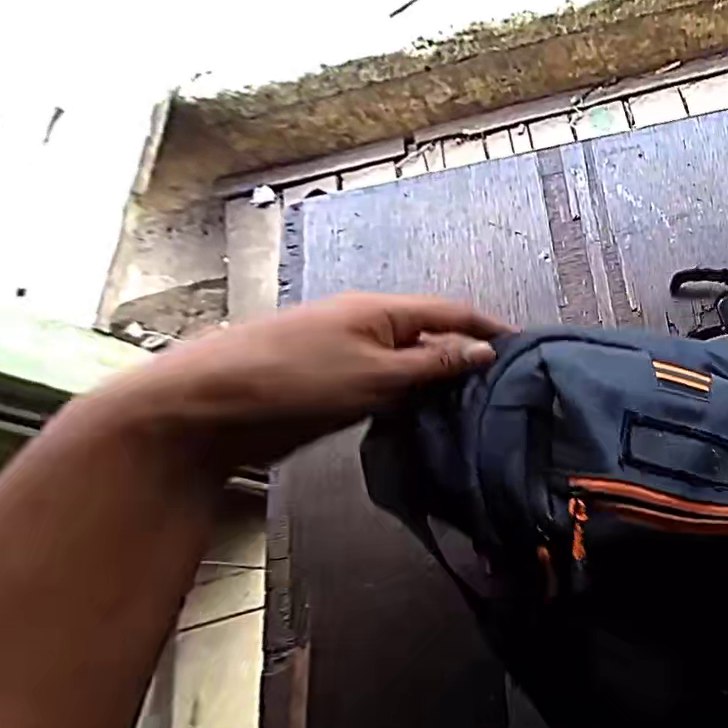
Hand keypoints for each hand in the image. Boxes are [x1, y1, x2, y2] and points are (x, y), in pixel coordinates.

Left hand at [74, 293, 510, 471]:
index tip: (525, 346)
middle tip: (505, 384)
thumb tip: (483, 351)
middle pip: (432, 334)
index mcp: (378, 311)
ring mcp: (348, 353)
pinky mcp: (334, 381)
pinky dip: (415, 396)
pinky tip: (428, 417)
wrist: (203, 409)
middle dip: (469, 354)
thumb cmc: (292, 382)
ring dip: (442, 379)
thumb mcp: (377, 375)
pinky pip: (390, 382)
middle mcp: (366, 325)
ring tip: (476, 404)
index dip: (489, 327)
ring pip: (411, 361)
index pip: (450, 311)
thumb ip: (434, 364)